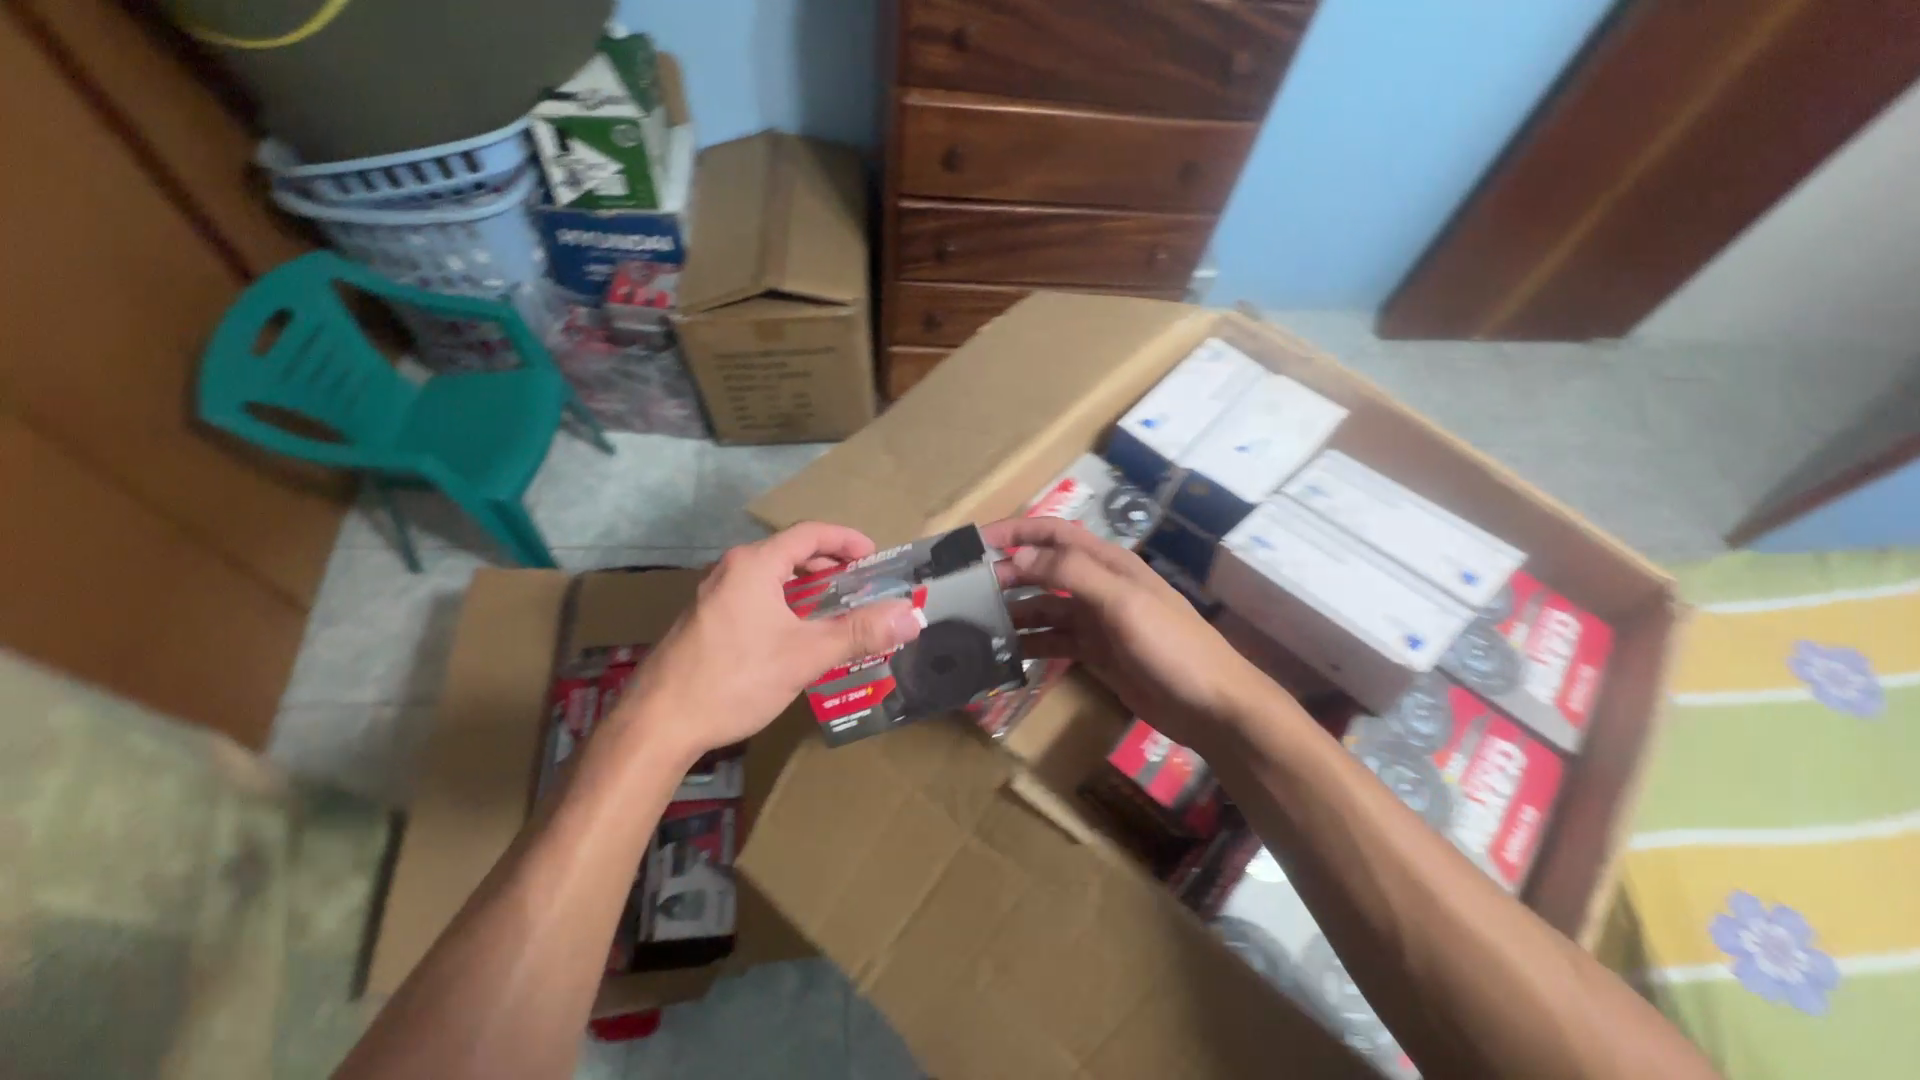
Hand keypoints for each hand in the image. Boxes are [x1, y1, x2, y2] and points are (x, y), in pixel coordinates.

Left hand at [609, 523, 922, 761]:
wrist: (659, 722)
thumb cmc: (736, 679)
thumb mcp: (805, 656)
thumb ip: (859, 632)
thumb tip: (911, 616)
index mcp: (754, 565)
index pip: (809, 534)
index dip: (846, 540)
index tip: (874, 557)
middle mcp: (730, 570)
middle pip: (788, 554)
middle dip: (828, 566)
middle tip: (860, 587)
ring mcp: (712, 596)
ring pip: (770, 579)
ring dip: (806, 590)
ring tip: (835, 613)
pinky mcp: (704, 622)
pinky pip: (753, 599)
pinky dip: (783, 606)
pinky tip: (795, 639)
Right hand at [981, 516, 1283, 755]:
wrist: (1211, 706)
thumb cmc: (1171, 646)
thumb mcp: (1123, 602)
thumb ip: (1072, 574)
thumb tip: (1019, 556)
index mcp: (1109, 564)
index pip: (1054, 533)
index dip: (1015, 531)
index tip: (974, 543)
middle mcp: (1098, 586)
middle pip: (1043, 570)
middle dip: (1006, 575)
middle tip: (964, 592)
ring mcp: (1096, 622)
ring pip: (1043, 608)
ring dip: (1012, 613)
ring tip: (974, 624)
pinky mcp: (1095, 655)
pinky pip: (1053, 642)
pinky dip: (1028, 646)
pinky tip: (1003, 654)